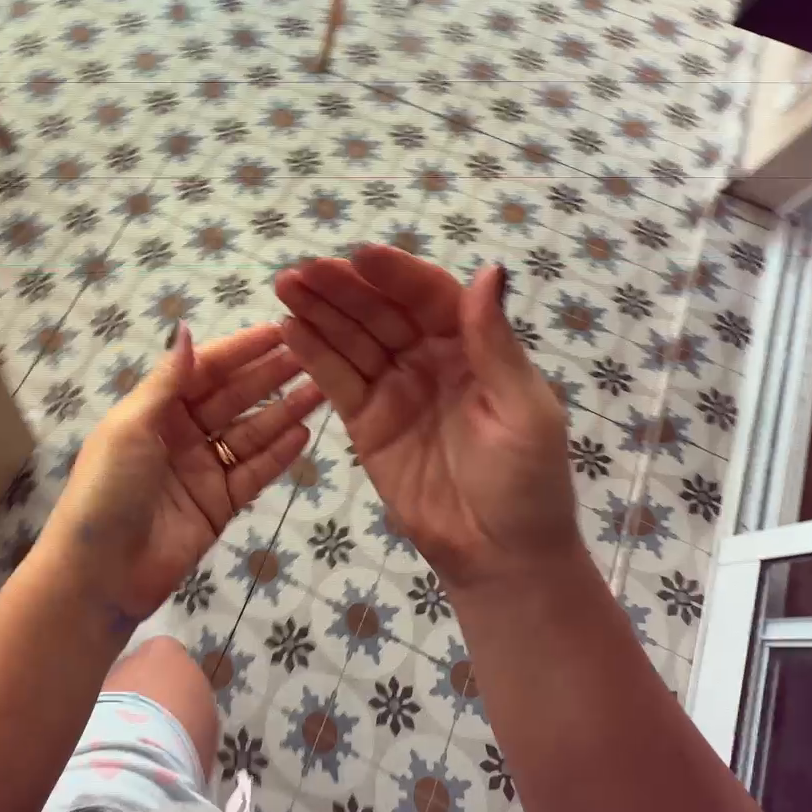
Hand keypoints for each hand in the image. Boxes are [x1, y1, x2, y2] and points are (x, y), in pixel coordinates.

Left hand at [44, 323, 324, 618]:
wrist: (99, 574)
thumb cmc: (108, 489)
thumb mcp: (132, 427)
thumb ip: (168, 381)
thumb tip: (185, 328)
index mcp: (153, 409)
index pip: (203, 369)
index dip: (240, 350)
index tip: (279, 330)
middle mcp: (180, 434)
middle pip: (231, 397)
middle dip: (268, 376)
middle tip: (312, 356)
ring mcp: (202, 470)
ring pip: (248, 433)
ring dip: (282, 411)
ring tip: (321, 390)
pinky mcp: (218, 505)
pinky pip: (253, 473)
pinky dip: (278, 454)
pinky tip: (304, 433)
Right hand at [273, 247, 579, 590]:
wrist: (498, 556)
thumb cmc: (526, 482)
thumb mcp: (523, 411)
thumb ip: (494, 344)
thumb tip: (488, 270)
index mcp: (471, 347)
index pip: (428, 297)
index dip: (395, 275)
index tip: (360, 255)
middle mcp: (427, 357)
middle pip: (380, 311)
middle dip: (343, 287)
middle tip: (303, 269)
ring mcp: (392, 387)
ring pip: (351, 339)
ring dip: (318, 311)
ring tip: (285, 287)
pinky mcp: (365, 419)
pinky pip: (336, 378)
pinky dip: (313, 353)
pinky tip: (290, 329)